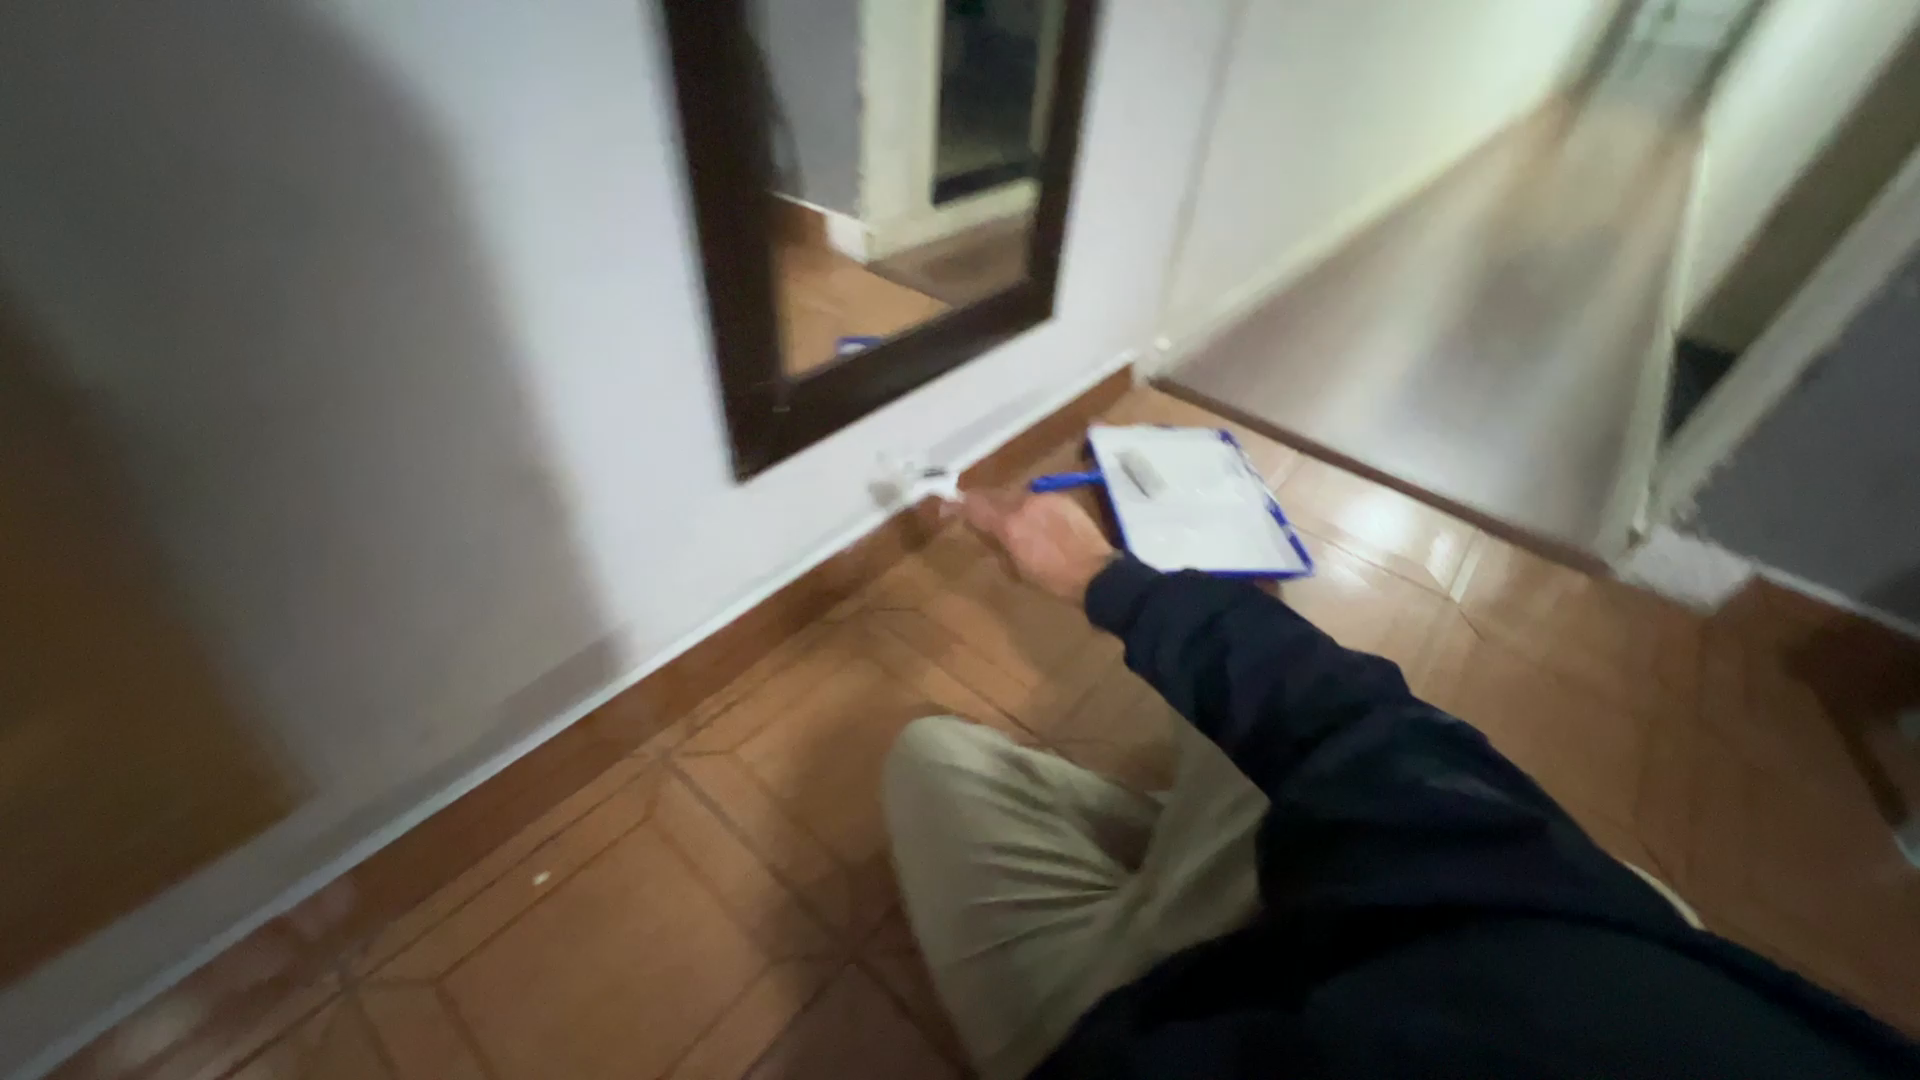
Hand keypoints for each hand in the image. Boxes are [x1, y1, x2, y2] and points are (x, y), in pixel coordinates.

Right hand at [961, 488, 1115, 603]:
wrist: (1097, 574)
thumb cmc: (1053, 580)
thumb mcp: (1017, 569)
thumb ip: (998, 545)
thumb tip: (987, 533)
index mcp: (1008, 524)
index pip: (973, 506)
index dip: (955, 505)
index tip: (945, 505)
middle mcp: (1023, 503)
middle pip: (993, 495)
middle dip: (981, 503)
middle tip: (975, 514)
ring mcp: (1044, 498)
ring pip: (1015, 495)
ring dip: (1006, 505)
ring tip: (1008, 520)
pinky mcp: (1062, 498)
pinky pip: (1036, 498)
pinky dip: (1028, 507)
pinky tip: (1035, 521)